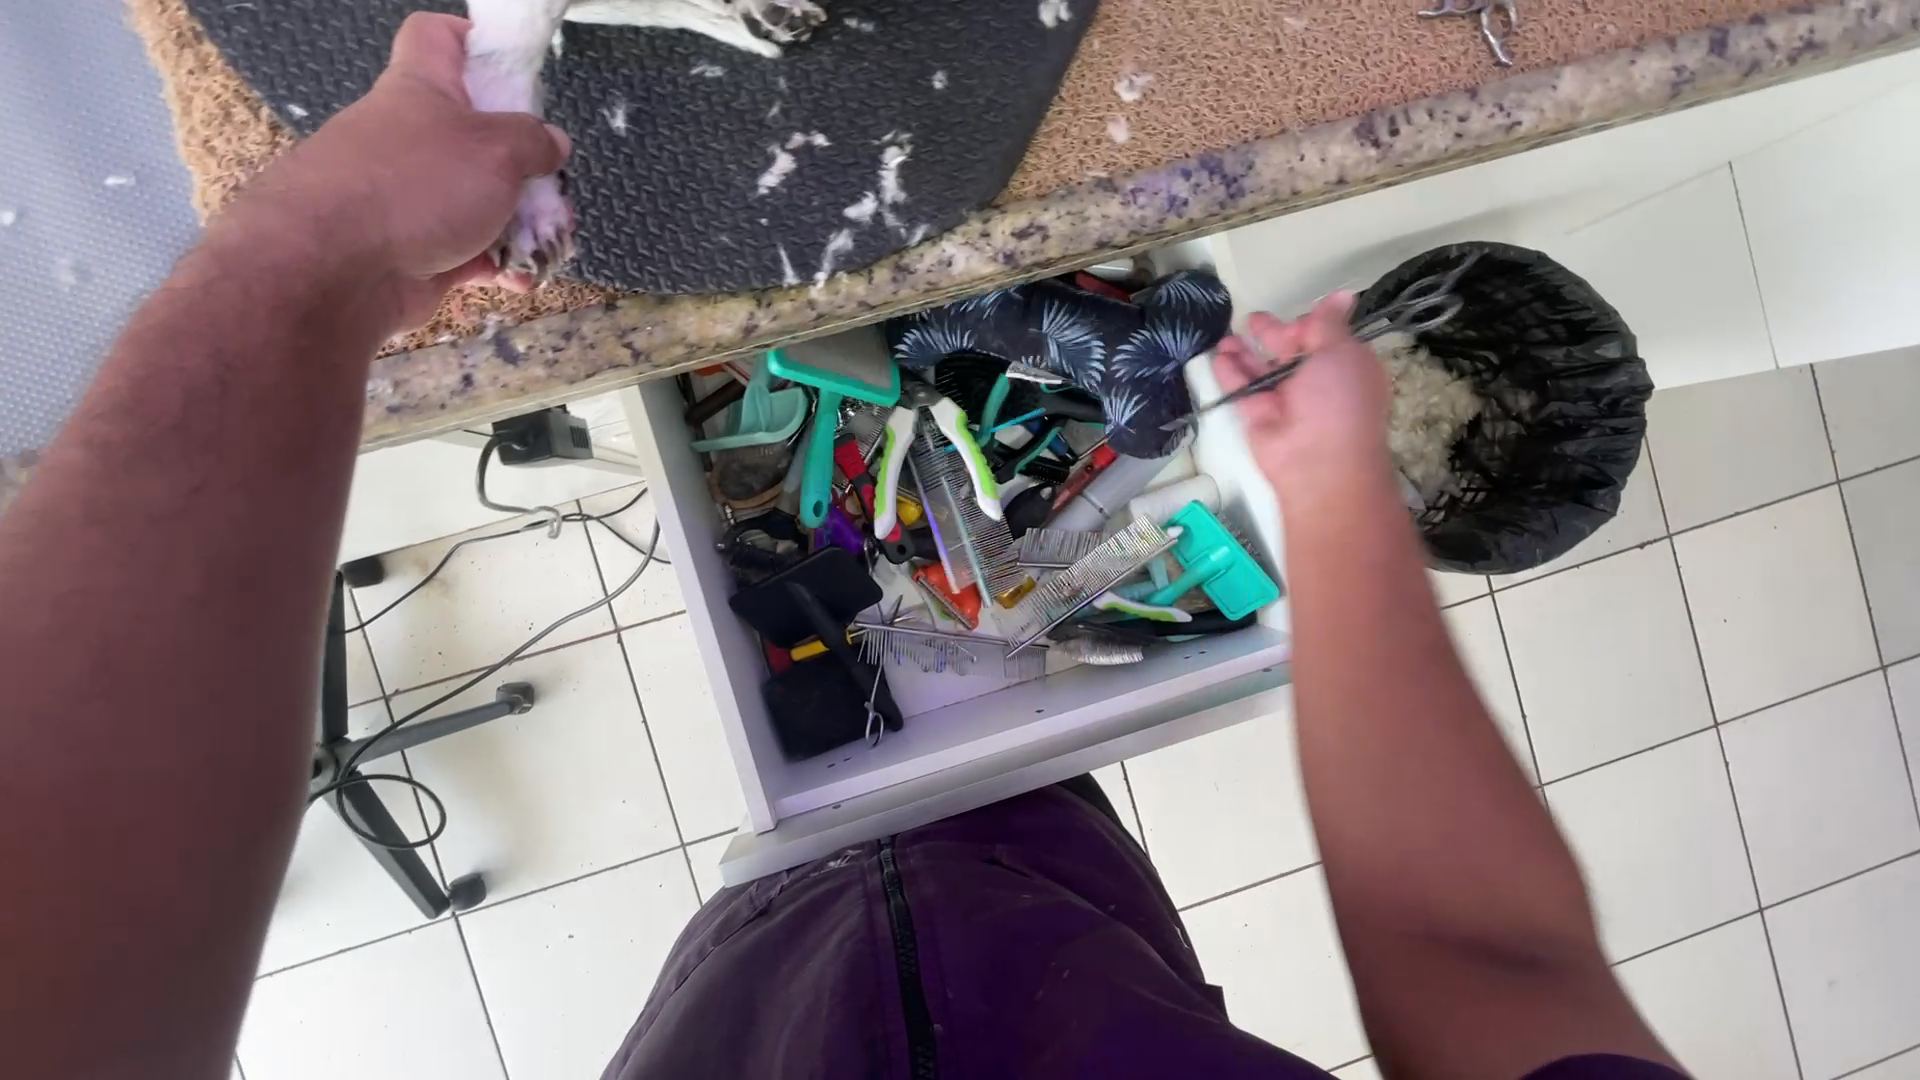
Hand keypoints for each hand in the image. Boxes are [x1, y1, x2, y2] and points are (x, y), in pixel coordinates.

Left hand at [212, 13, 569, 329]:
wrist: (339, 266)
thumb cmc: (418, 186)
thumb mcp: (495, 150)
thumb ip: (533, 142)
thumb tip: (553, 140)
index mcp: (424, 92)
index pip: (439, 40)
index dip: (477, 43)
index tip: (516, 70)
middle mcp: (418, 139)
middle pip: (485, 140)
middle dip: (531, 171)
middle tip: (557, 197)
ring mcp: (419, 197)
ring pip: (487, 203)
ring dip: (527, 227)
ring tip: (552, 247)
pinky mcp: (425, 249)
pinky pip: (476, 252)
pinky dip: (503, 265)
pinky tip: (521, 278)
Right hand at [1211, 292, 1391, 495]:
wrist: (1317, 461)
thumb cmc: (1339, 401)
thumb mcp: (1340, 352)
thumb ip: (1328, 323)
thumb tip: (1343, 294)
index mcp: (1342, 365)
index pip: (1322, 337)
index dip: (1308, 324)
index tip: (1296, 317)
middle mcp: (1314, 382)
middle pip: (1287, 351)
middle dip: (1270, 334)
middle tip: (1251, 319)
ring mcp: (1283, 400)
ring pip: (1259, 370)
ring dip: (1242, 352)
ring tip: (1224, 337)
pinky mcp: (1256, 414)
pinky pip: (1240, 388)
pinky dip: (1228, 372)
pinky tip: (1218, 356)